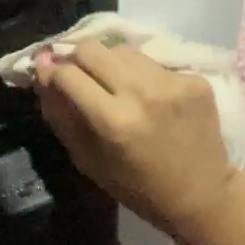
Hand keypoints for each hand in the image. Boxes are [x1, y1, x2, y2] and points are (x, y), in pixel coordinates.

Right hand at [34, 41, 240, 243]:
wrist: (202, 195)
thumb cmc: (137, 187)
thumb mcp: (87, 160)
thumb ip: (61, 114)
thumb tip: (42, 71)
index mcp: (113, 121)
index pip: (68, 73)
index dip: (52, 71)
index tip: (49, 74)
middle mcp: (142, 93)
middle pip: (92, 49)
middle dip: (77, 59)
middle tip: (80, 76)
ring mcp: (172, 82)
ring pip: (122, 50)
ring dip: (111, 64)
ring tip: (117, 88)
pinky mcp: (194, 78)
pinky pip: (152, 62)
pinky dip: (142, 75)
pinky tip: (149, 98)